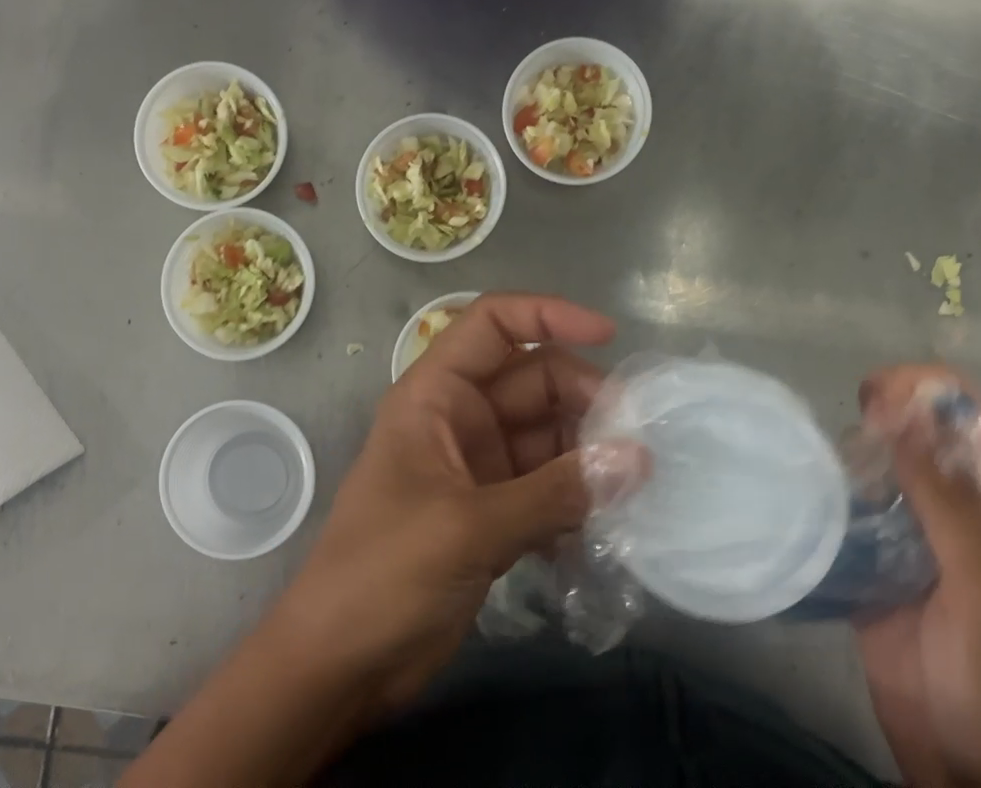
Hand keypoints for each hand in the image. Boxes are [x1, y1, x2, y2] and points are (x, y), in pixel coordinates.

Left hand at [272, 293, 647, 708]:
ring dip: (589, 457)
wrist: (340, 665)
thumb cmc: (383, 574)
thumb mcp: (469, 526)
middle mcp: (459, 422)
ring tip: (639, 485)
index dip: (548, 315)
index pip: (492, 325)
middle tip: (640, 440)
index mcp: (434, 397)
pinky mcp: (494, 519)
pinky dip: (578, 502)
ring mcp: (478, 471)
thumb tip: (639, 458)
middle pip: (535, 382)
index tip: (609, 336)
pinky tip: (610, 528)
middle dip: (586, 400)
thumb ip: (556, 491)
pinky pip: (549, 490)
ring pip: (549, 439)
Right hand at [853, 365, 980, 787]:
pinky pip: (855, 532)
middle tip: (847, 415)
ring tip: (818, 453)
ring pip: (888, 488)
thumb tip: (909, 416)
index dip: (938, 399)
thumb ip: (951, 503)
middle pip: (929, 454)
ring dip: (857, 465)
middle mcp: (971, 525)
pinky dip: (833, 510)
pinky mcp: (880, 582)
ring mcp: (923, 553)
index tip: (881, 384)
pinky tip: (804, 495)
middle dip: (891, 426)